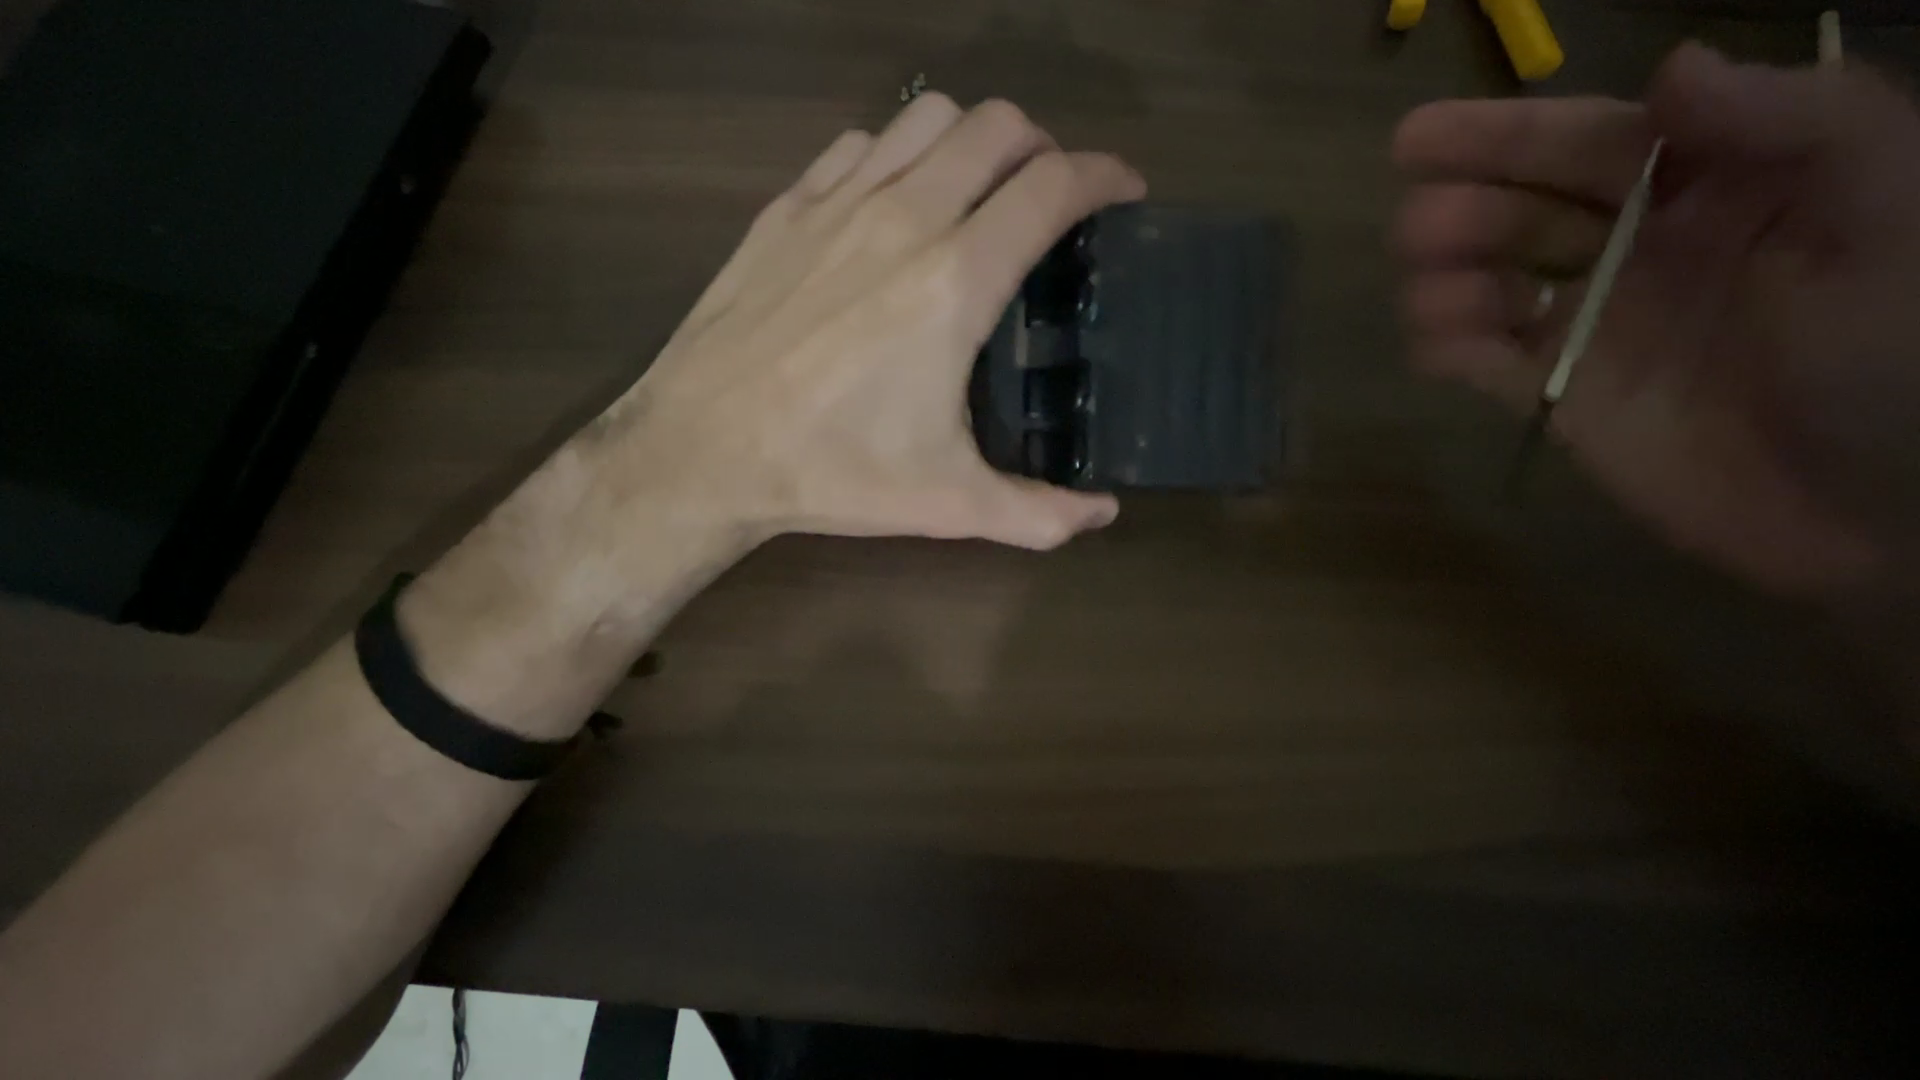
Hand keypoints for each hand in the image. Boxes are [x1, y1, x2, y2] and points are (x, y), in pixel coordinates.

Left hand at [589, 93, 1142, 550]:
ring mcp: (837, 204)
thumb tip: (1103, 514)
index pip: (1052, 188)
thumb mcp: (947, 503)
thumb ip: (1037, 512)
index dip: (1104, 176)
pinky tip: (896, 200)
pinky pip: (859, 144)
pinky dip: (897, 153)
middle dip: (1045, 145)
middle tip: (1052, 195)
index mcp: (954, 282)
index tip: (1125, 191)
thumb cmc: (831, 473)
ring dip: (972, 139)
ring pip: (928, 118)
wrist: (702, 450)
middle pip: (997, 127)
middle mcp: (903, 219)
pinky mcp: (786, 209)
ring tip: (981, 186)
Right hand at [1393, 45, 1919, 599]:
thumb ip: (1796, 122)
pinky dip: (1445, 346)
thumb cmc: (1900, 350)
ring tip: (1427, 293)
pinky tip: (1433, 341)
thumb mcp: (1885, 212)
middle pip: (1524, 213)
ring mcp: (1593, 327)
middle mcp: (1640, 249)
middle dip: (1461, 211)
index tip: (1416, 140)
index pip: (1592, 144)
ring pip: (1490, 285)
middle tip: (1417, 227)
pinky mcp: (1560, 396)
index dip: (1505, 135)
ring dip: (1443, 279)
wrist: (1878, 510)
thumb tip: (1669, 70)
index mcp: (1717, 189)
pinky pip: (1484, 361)